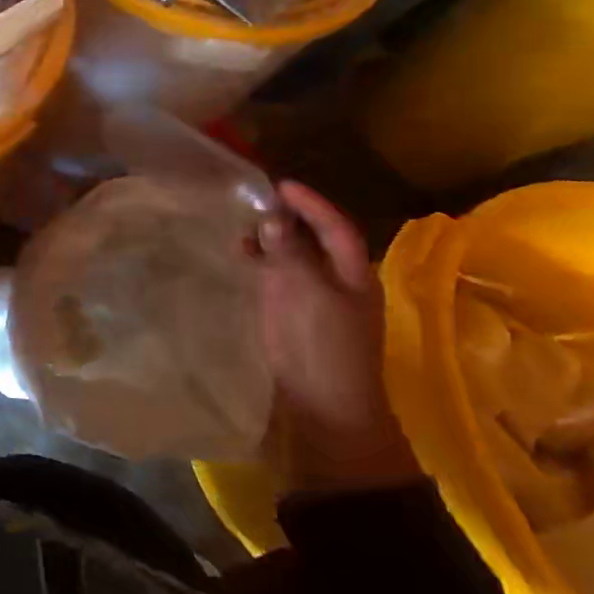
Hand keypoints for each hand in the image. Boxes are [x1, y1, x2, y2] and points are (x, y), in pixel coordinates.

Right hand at [250, 181, 419, 494]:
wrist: (325, 408)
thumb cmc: (321, 345)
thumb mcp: (305, 292)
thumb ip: (289, 253)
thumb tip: (272, 216)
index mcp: (354, 275)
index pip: (335, 228)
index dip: (310, 204)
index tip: (279, 184)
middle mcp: (339, 285)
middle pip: (315, 242)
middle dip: (287, 220)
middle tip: (252, 203)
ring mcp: (316, 305)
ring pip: (295, 261)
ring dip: (271, 242)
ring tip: (240, 232)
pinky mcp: (295, 322)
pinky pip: (278, 282)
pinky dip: (261, 266)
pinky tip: (241, 263)